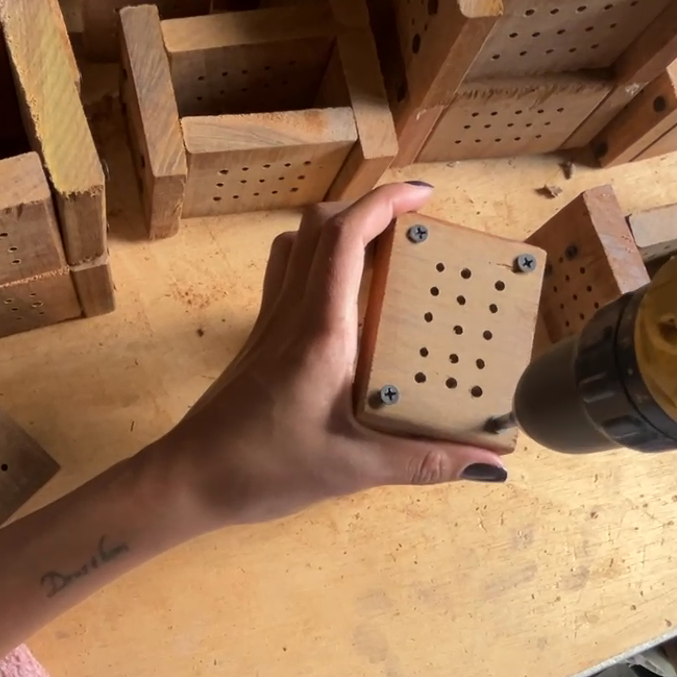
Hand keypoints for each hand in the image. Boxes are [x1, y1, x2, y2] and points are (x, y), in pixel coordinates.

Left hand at [150, 182, 509, 528]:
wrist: (187, 479)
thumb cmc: (263, 469)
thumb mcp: (350, 470)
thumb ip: (421, 462)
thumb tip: (489, 464)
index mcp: (319, 332)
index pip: (346, 237)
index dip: (385, 202)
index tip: (425, 196)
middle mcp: (289, 314)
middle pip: (318, 227)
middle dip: (366, 208)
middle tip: (412, 228)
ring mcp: (266, 325)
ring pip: (295, 248)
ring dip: (336, 232)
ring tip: (380, 254)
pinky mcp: (254, 343)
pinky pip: (285, 280)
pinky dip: (316, 265)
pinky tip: (341, 305)